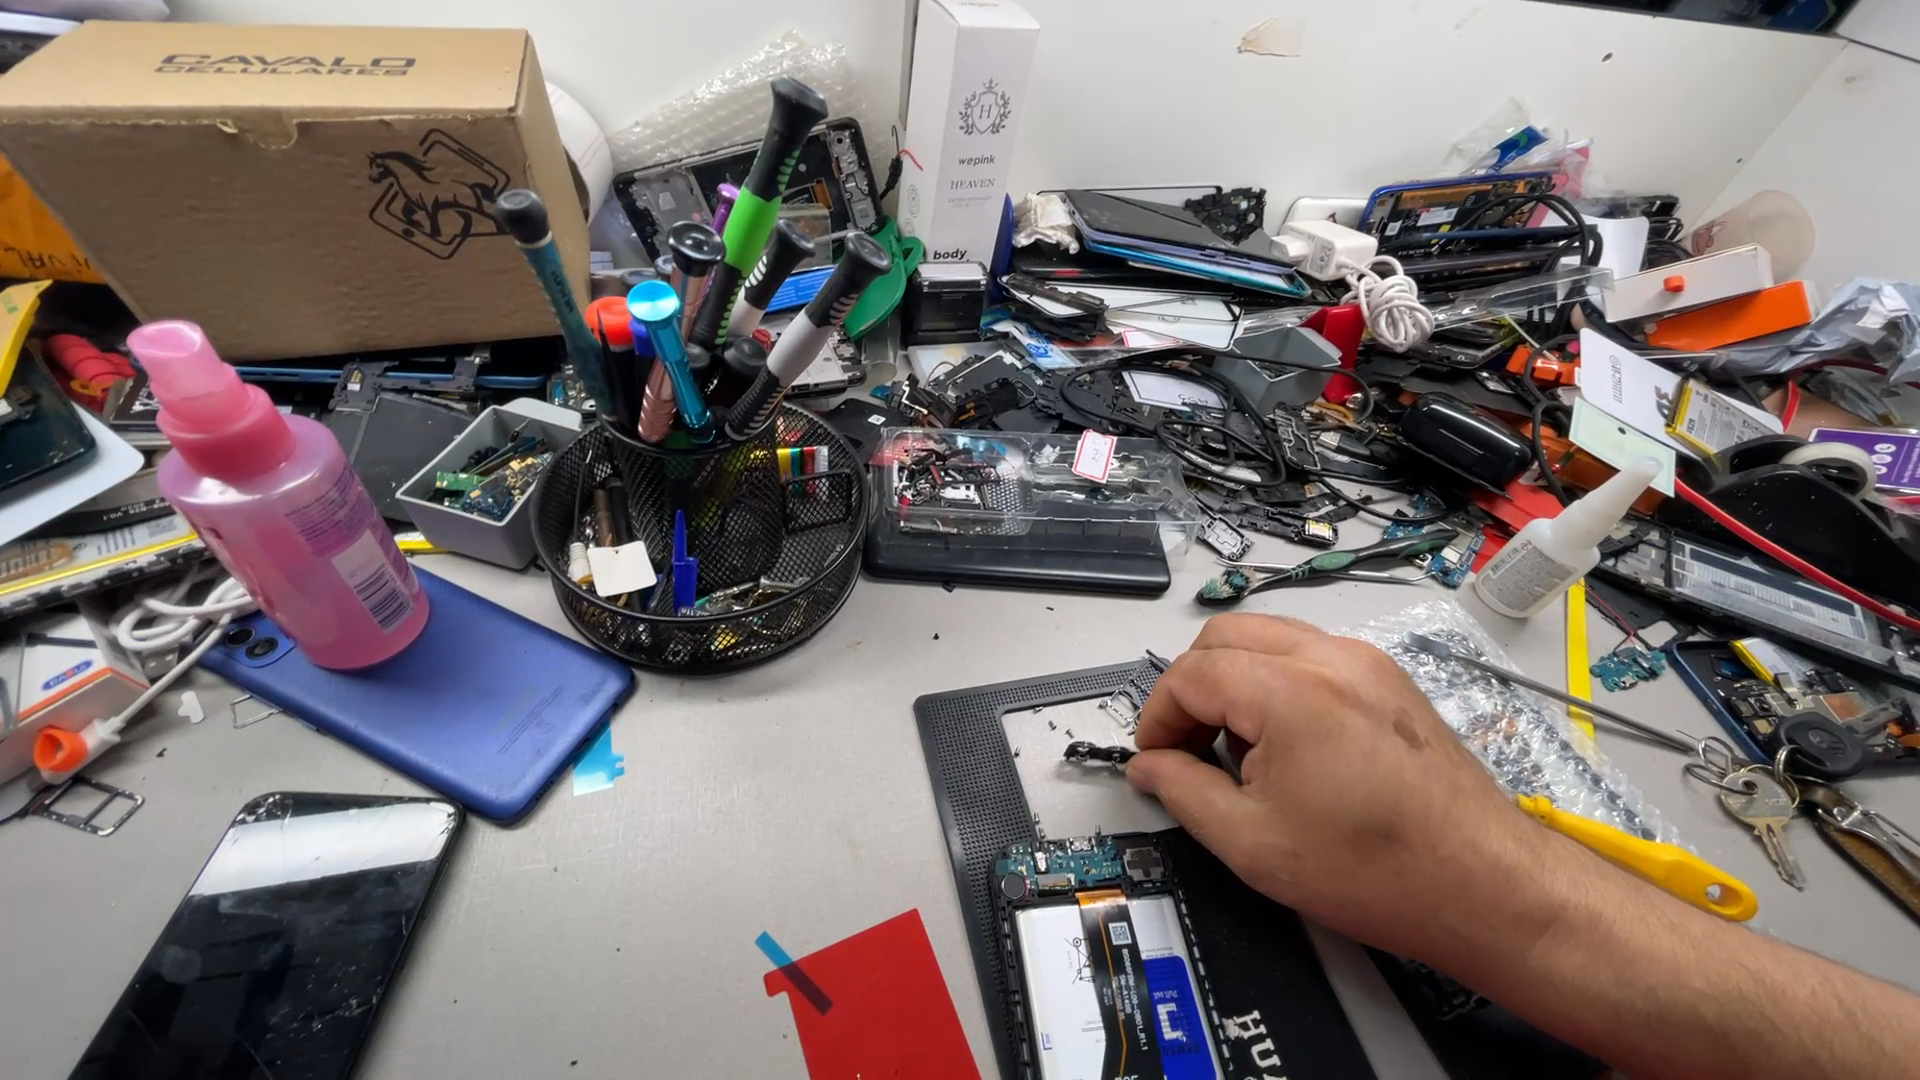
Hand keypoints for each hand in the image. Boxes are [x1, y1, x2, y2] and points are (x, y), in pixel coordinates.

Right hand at [1127, 613, 1558, 962]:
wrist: (1491, 888)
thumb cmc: (1371, 871)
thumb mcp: (1251, 843)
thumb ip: (1181, 791)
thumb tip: (1146, 766)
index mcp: (1290, 690)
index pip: (1190, 674)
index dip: (1157, 716)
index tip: (1155, 760)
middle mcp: (1327, 655)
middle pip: (1221, 637)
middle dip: (1190, 688)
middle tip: (1189, 746)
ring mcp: (1363, 659)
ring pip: (1263, 636)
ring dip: (1230, 678)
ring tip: (1238, 745)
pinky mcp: (1386, 675)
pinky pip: (1305, 651)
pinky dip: (1272, 678)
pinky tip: (1286, 738)